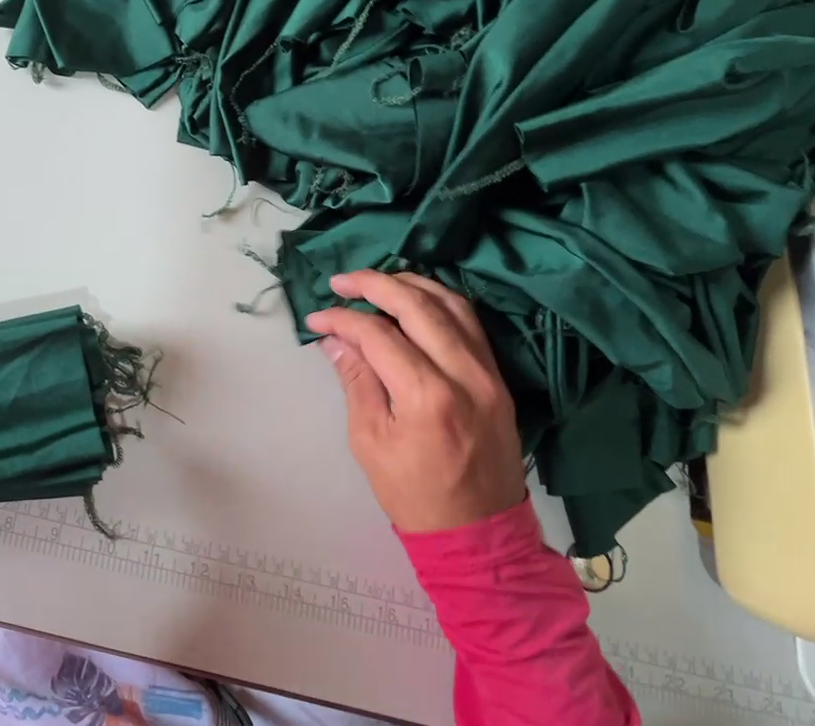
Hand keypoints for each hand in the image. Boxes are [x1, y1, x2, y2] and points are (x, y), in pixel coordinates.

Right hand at [307, 270, 525, 533]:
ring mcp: (489, 374)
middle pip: (417, 305)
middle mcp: (464, 374)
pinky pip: (470, 324)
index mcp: (426, 395)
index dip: (342, 319)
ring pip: (451, 304)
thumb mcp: (369, 440)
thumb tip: (336, 339)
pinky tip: (414, 301)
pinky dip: (439, 302)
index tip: (316, 320)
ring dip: (410, 284)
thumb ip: (356, 380)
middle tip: (340, 282)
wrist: (478, 532)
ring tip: (376, 282)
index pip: (378, 334)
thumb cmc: (412, 493)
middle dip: (373, 284)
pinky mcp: (499, 378)